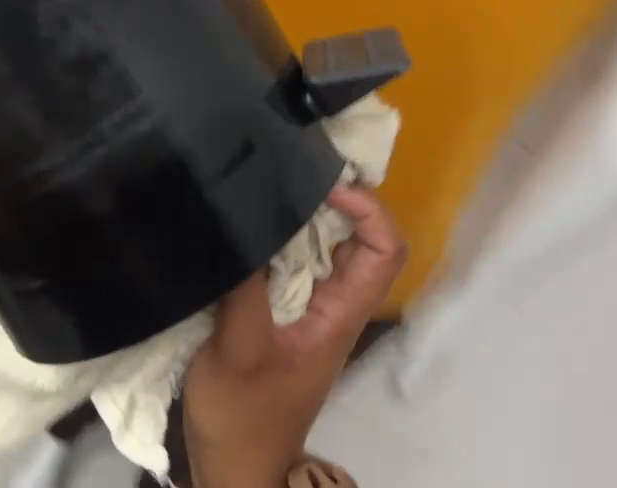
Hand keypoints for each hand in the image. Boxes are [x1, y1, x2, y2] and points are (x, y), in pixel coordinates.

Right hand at [182, 186, 405, 487]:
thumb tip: (242, 217)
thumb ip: (245, 284)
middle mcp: (331, 304)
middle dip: (334, 195)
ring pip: (322, 246)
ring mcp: (306, 308)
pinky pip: (288, 258)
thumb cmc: (243, 412)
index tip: (322, 182)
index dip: (366, 208)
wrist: (232, 464)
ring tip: (262, 175)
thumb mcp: (239, 347)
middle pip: (357, 238)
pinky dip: (275, 229)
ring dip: (302, 210)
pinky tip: (242, 214)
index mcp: (339, 314)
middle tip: (289, 159)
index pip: (383, 250)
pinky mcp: (277, 310)